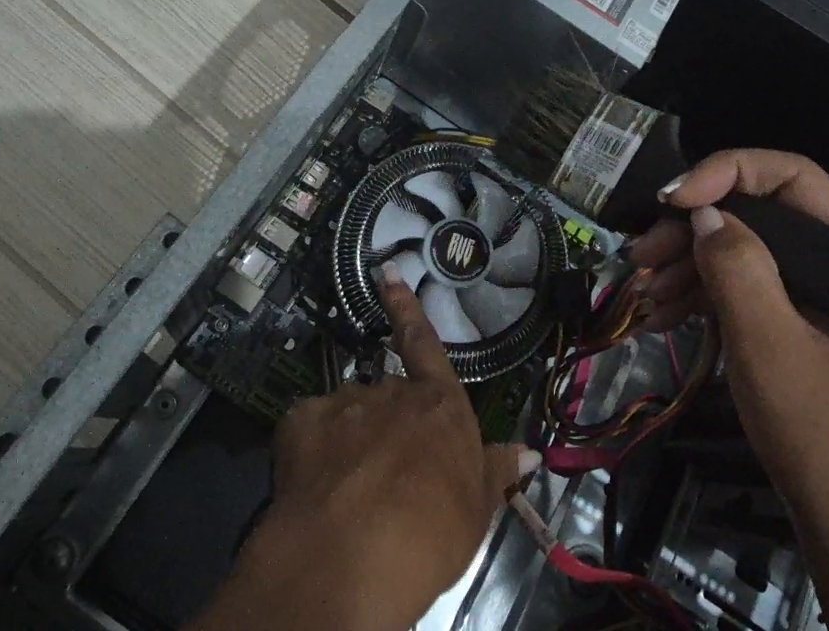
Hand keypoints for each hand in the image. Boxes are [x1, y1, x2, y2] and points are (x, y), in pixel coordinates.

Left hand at [188, 264, 534, 630]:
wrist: (352, 555)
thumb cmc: (431, 533)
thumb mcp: (478, 510)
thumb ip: (495, 473)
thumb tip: (528, 453)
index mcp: (439, 406)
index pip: (424, 345)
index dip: (406, 309)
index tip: (387, 273)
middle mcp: (390, 392)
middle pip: (387, 397)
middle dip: (386, 427)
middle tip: (386, 478)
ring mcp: (343, 404)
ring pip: (348, 414)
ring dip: (351, 441)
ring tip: (350, 492)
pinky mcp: (300, 423)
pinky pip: (309, 430)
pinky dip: (314, 452)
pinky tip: (317, 487)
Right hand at [626, 149, 828, 630]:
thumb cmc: (821, 434)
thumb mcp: (768, 344)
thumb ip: (738, 267)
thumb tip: (704, 213)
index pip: (792, 177)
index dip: (728, 172)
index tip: (672, 201)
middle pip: (761, 215)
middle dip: (695, 229)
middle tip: (641, 255)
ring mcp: (820, 299)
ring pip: (746, 253)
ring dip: (689, 266)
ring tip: (643, 294)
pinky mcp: (799, 327)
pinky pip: (747, 291)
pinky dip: (703, 298)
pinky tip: (663, 316)